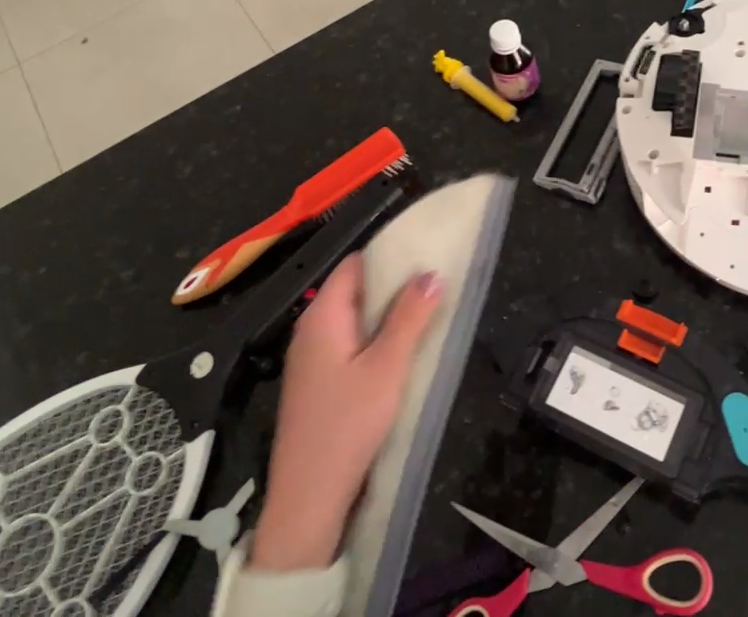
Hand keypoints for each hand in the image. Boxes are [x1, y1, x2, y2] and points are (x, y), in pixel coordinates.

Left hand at [249, 253, 441, 571]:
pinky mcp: (318, 381)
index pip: (355, 264)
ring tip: (429, 311)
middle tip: (438, 282)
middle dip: (394, 285)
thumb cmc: (349, 423)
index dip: (390, 255)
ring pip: (355, 319)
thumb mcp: (388, 367)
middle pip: (356, 290)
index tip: (427, 252)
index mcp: (323, 316)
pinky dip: (376, 339)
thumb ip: (410, 317)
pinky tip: (403, 350)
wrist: (309, 495)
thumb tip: (432, 273)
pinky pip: (350, 343)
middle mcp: (312, 328)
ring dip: (388, 315)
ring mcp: (312, 357)